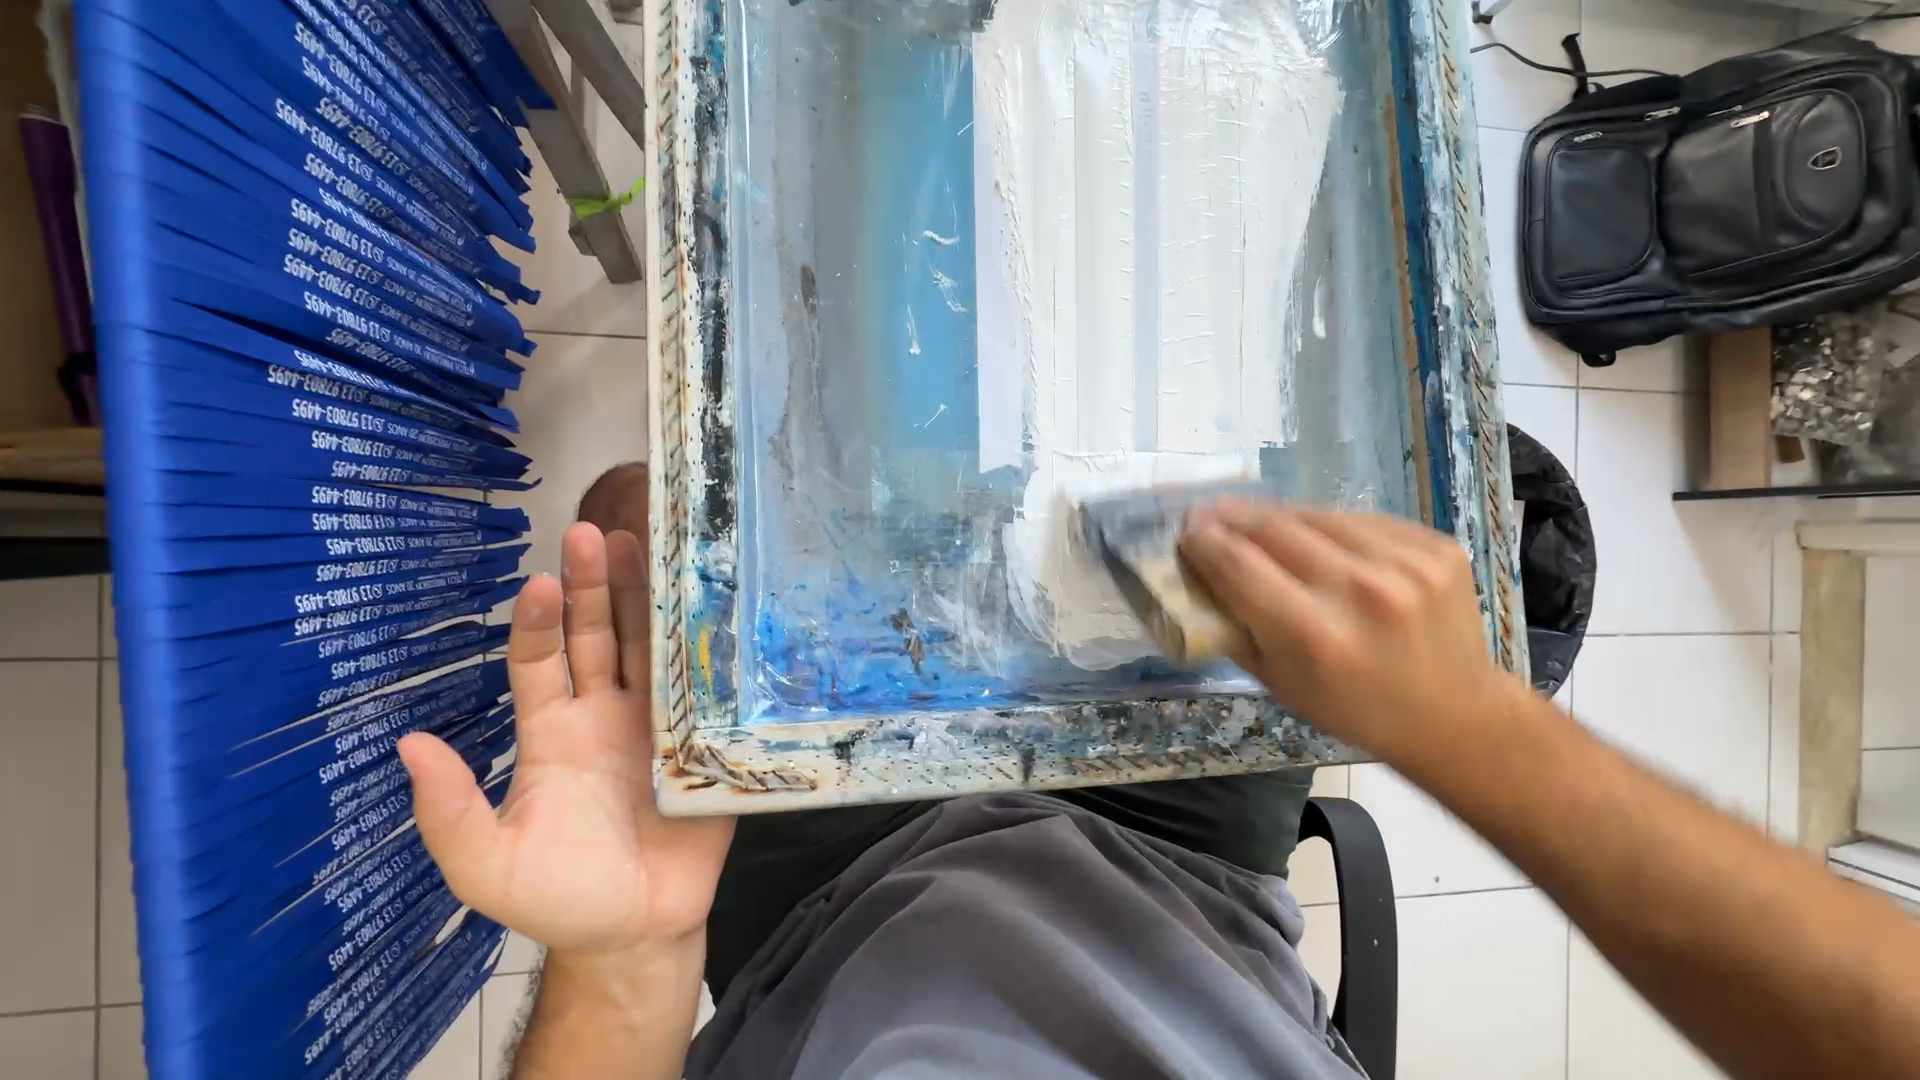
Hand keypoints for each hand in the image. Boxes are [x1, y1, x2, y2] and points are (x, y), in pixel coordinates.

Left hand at [399, 523, 734, 959]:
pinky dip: (704, 643)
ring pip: (648, 646)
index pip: (542, 662)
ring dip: (647, 598)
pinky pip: (702, 685)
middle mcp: (605, 713)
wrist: (637, 929)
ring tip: (646, 542)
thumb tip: (407, 742)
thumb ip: (451, 807)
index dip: (541, 622)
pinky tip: (710, 603)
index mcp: (554, 732)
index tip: (542, 580)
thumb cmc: (559, 896)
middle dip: (594, 586)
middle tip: (594, 531)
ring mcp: (657, 722)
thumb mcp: (487, 862)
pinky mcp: (703, 738)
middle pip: (598, 637)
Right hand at [1180, 501, 1521, 759]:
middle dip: (1232, 517)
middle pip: (1273, 529)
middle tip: (1207, 512)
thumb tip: (1199, 570)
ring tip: (1254, 519)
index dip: (1203, 542)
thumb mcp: (1277, 680)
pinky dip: (1327, 525)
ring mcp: (1405, 564)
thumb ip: (1236, 624)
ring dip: (1276, 515)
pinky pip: (1360, 520)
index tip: (1186, 533)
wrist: (1453, 714)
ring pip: (1316, 516)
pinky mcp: (1434, 547)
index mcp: (1313, 635)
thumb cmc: (1351, 706)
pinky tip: (1315, 537)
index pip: (1238, 564)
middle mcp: (1360, 592)